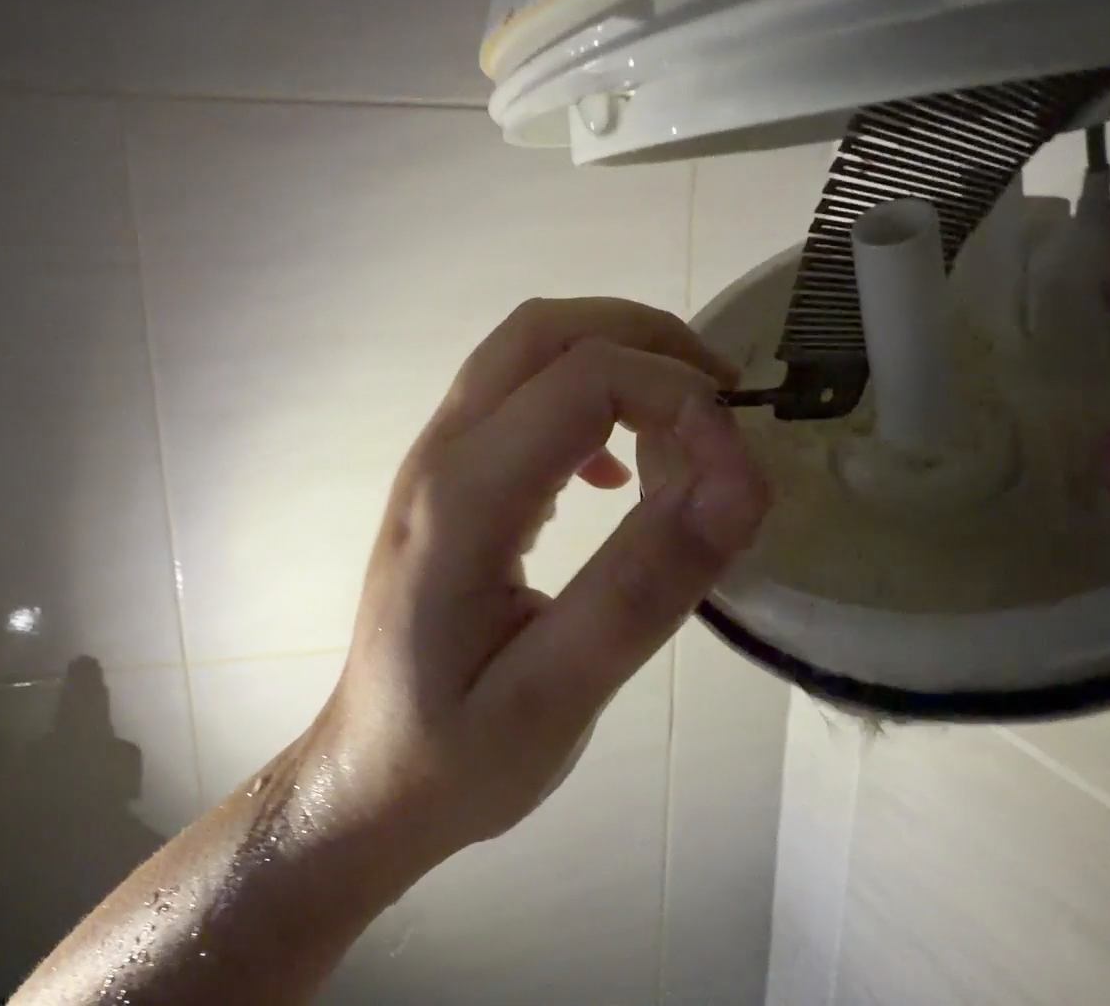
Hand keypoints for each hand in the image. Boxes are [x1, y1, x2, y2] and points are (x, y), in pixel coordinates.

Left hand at [15, 300, 767, 1005]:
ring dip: (619, 364)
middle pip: (544, 331)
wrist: (369, 778)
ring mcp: (433, 465)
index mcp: (460, 500)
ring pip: (528, 353)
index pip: (585, 378)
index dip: (681, 400)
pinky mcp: (445, 486)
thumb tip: (741, 484)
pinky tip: (616, 478)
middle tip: (726, 410)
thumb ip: (642, 589)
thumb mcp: (556, 696)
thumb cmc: (455, 755)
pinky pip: (518, 400)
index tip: (739, 476)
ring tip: (689, 437)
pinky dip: (586, 402)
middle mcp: (437, 457)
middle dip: (650, 344)